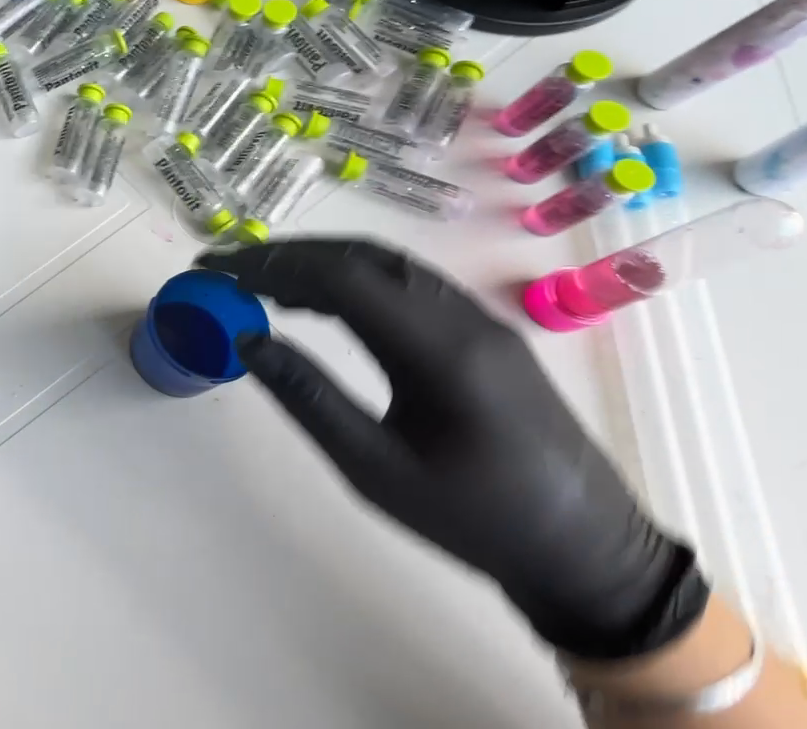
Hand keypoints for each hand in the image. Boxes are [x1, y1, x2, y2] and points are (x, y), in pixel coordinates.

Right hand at [200, 238, 707, 659]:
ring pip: (387, 267)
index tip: (216, 271)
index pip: (340, 278)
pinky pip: (407, 287)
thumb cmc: (473, 518)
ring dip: (318, 263)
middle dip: (287, 254)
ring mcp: (481, 323)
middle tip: (227, 267)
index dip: (269, 265)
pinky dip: (351, 281)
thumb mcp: (375, 471)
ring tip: (260, 283)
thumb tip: (247, 340)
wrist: (590, 552)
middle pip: (363, 258)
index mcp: (440, 352)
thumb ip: (308, 398)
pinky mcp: (485, 336)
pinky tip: (319, 303)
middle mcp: (464, 320)